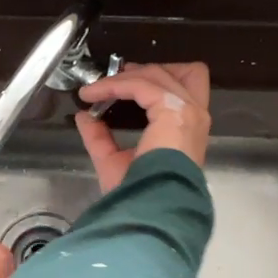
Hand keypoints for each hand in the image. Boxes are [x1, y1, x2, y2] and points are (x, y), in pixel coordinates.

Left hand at [74, 62, 211, 191]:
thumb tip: (84, 116)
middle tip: (111, 78)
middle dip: (142, 71)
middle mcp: (194, 117)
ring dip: (121, 79)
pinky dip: (114, 85)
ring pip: (156, 75)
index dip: (155, 80)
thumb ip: (100, 137)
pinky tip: (93, 94)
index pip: (183, 90)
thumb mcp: (114, 160)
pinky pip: (140, 85)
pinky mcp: (174, 110)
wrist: (152, 206)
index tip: (123, 80)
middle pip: (178, 73)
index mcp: (186, 131)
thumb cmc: (139, 192)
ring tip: (94, 89)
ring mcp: (188, 111)